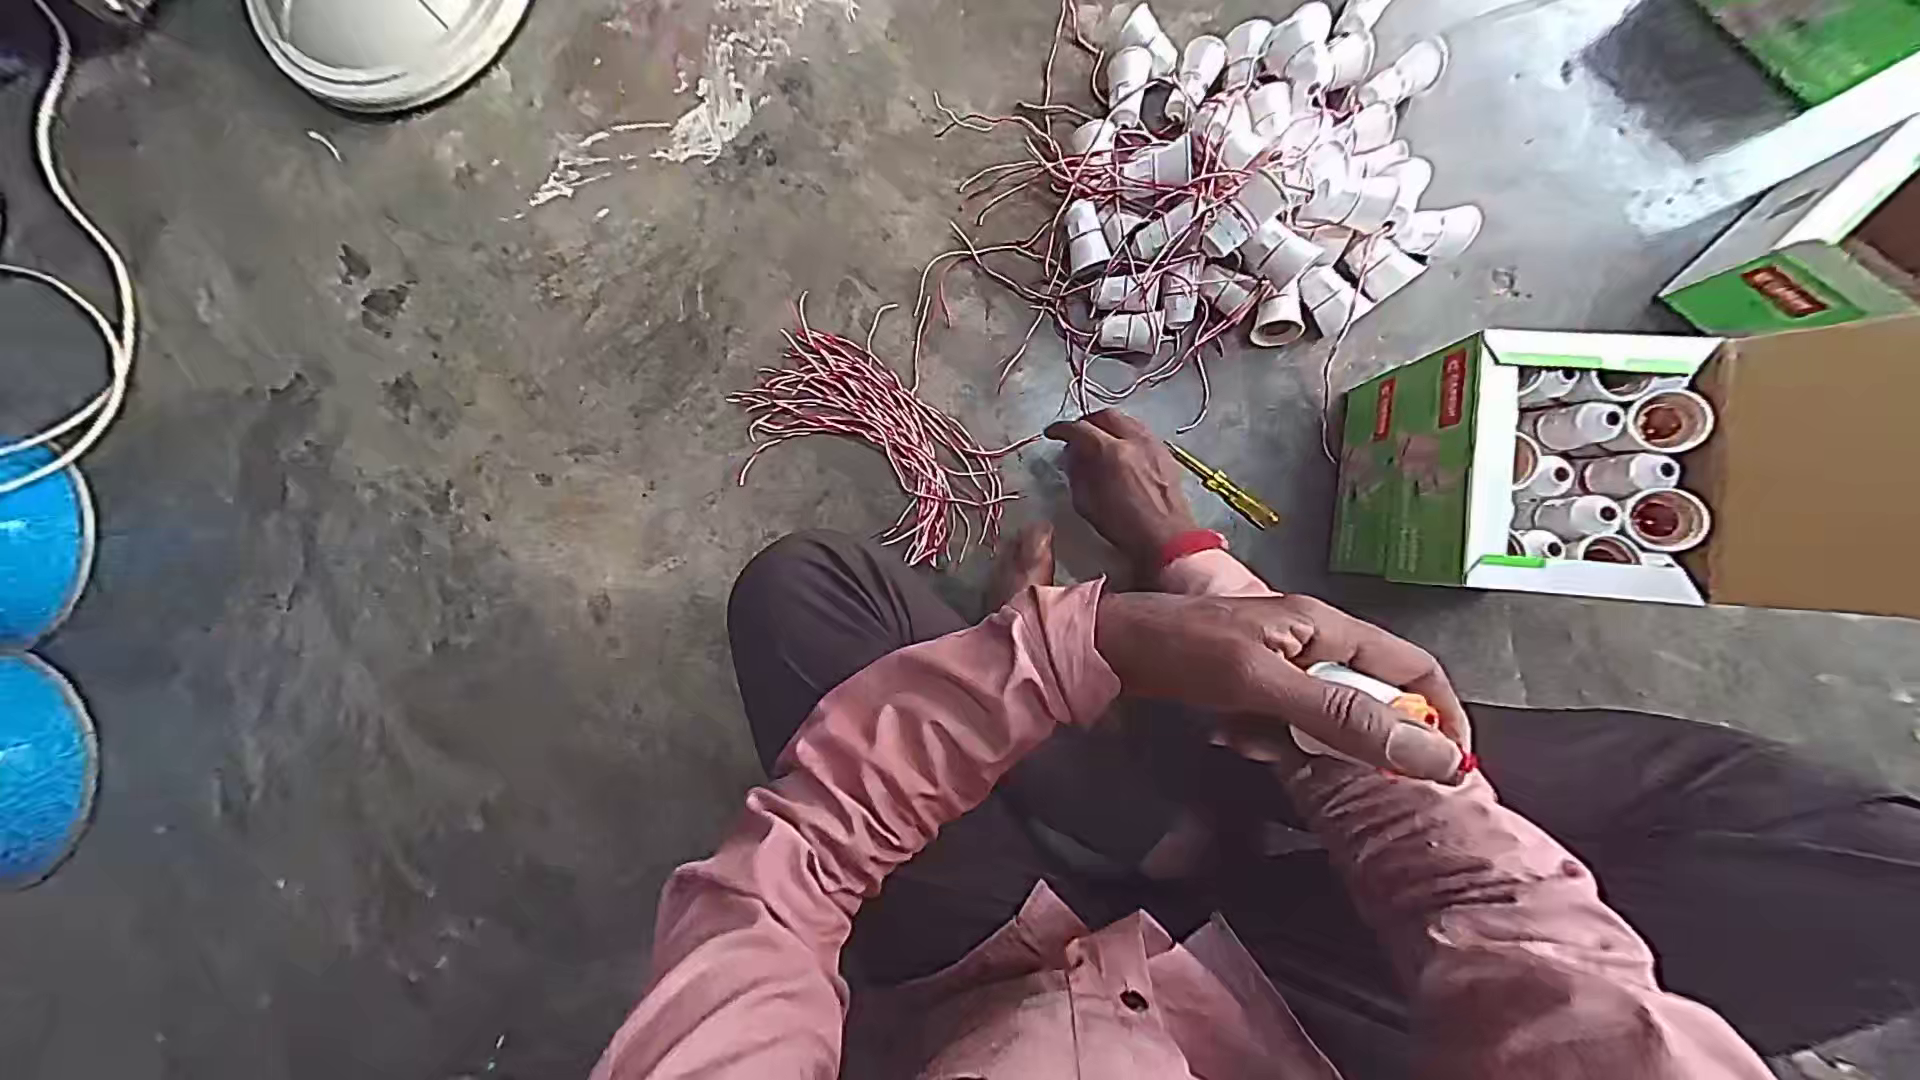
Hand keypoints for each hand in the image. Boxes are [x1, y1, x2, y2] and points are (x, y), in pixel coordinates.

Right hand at [1045, 410, 1197, 570]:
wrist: (1166, 538)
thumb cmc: (1124, 527)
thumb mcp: (1086, 503)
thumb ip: (1076, 473)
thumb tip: (1072, 456)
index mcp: (1111, 453)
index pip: (1080, 428)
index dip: (1061, 429)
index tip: (1053, 433)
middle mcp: (1134, 441)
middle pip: (1105, 416)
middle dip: (1086, 422)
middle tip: (1075, 435)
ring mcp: (1152, 444)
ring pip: (1125, 420)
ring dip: (1107, 425)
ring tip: (1097, 440)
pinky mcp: (1165, 453)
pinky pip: (1140, 432)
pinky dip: (1124, 434)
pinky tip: (1120, 450)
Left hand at [1094, 591, 1468, 781]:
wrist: (1113, 643)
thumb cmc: (1183, 649)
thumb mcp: (1261, 682)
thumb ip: (1341, 715)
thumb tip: (1437, 755)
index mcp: (1325, 626)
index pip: (1414, 667)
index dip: (1440, 717)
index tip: (1448, 772)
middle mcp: (1311, 639)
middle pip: (1371, 695)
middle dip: (1356, 736)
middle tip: (1327, 764)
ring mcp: (1279, 660)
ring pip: (1325, 713)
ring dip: (1303, 740)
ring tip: (1257, 741)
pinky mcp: (1251, 680)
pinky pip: (1284, 717)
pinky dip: (1268, 734)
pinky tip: (1233, 736)